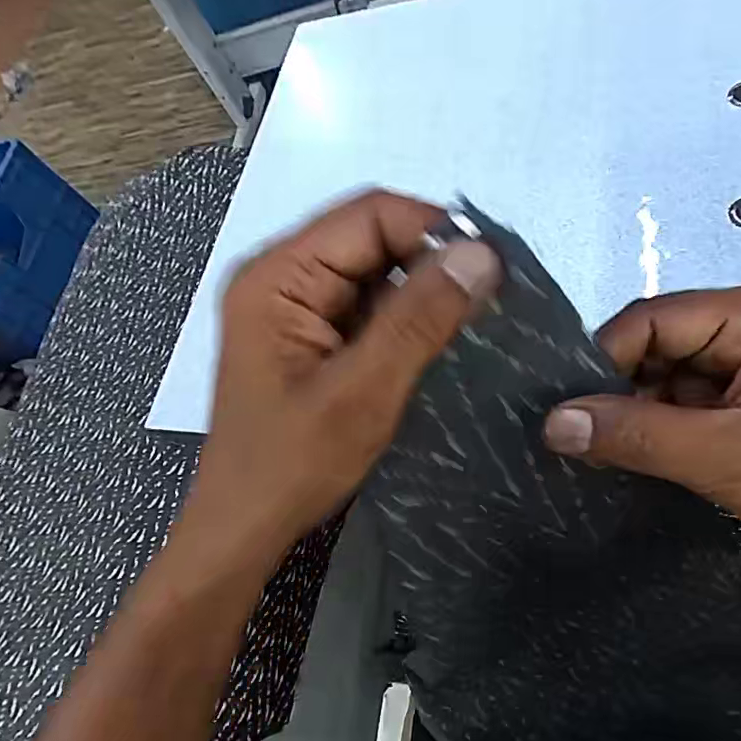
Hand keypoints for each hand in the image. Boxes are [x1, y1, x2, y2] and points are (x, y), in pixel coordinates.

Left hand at [186, 190, 502, 557]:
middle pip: (373, 239)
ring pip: (378, 275)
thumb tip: (482, 256)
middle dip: (433, 263)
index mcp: (279, 275)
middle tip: (491, 300)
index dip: (434, 230)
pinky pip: (371, 310)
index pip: (370, 216)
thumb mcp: (364, 390)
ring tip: (474, 322)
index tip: (492, 269)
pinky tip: (440, 343)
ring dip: (426, 293)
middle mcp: (284, 277)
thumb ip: (420, 319)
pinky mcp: (314, 339)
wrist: (248, 524)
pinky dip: (410, 320)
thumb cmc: (295, 463)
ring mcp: (298, 309)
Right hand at [540, 282, 740, 570]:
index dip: (606, 358)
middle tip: (571, 434)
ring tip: (595, 451)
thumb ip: (636, 435)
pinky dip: (661, 435)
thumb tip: (553, 423)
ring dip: (639, 418)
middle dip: (620, 392)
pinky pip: (689, 411)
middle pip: (661, 348)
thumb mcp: (724, 455)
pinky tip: (631, 457)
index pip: (656, 318)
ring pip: (670, 383)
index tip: (562, 406)